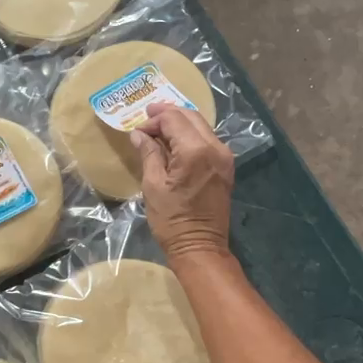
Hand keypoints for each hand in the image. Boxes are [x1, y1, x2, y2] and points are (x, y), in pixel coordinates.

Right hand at [131, 101, 236, 261]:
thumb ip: (149, 154)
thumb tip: (139, 134)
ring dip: (179, 124)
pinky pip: (207, 140)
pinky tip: (173, 144)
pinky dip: (189, 136)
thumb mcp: (153, 185)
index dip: (154, 121)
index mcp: (196, 151)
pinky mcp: (225, 167)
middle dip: (167, 115)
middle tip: (146, 118)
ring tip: (157, 131)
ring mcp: (224, 157)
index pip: (173, 119)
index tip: (137, 131)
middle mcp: (215, 148)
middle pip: (191, 117)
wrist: (200, 246)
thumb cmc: (172, 220)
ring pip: (201, 127)